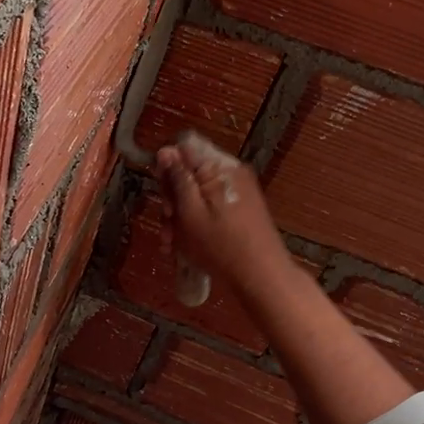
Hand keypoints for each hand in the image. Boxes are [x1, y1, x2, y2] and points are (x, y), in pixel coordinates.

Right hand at [156, 132, 295, 296]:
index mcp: (219, 167)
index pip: (184, 145)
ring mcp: (237, 190)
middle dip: (172, 196)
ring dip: (180, 215)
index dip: (166, 164)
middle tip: (168, 223)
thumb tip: (164, 151)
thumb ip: (177, 180)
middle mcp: (230, 172)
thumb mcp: (190, 213)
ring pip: (197, 191)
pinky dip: (195, 221)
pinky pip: (210, 205)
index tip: (160, 190)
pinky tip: (184, 246)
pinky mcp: (241, 208)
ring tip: (172, 242)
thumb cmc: (220, 247)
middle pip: (189, 170)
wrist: (262, 278)